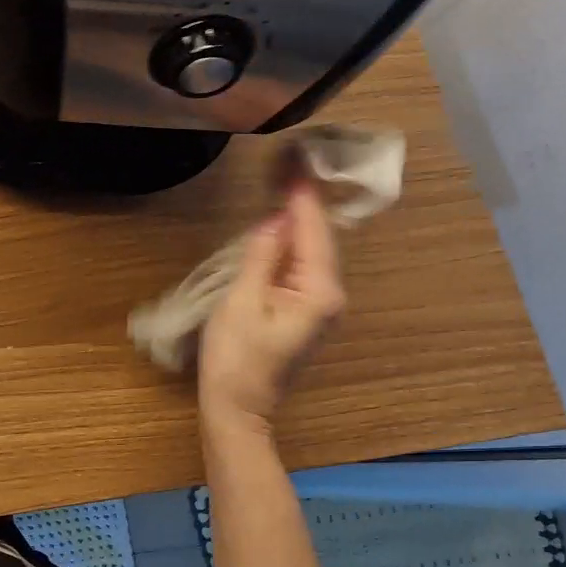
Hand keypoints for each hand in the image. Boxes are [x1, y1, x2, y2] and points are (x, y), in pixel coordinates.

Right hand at [198, 183, 346, 442]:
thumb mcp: (242, 301)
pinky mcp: (304, 311)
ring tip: (285, 180)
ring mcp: (319, 305)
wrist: (238, 408)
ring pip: (312, 250)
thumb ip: (261, 257)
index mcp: (319, 292)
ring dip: (299, 217)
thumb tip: (275, 220)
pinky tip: (281, 221)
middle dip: (304, 200)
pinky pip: (302, 265)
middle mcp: (329, 296)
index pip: (313, 231)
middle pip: (320, 238)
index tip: (296, 158)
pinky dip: (293, 239)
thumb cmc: (236, 358)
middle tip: (289, 161)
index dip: (302, 195)